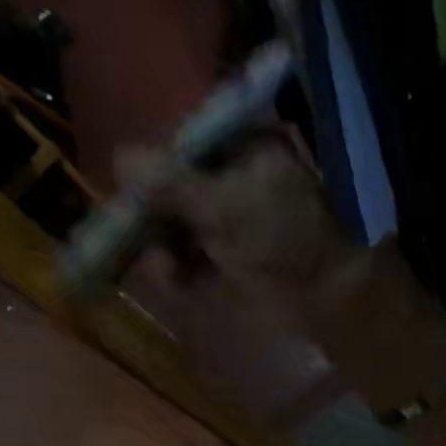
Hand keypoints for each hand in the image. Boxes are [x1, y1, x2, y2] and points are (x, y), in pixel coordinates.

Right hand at [125, 134, 360, 305]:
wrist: (326, 299)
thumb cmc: (283, 240)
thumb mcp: (226, 205)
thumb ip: (171, 182)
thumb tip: (119, 157)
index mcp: (242, 148)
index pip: (180, 146)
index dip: (152, 171)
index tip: (135, 199)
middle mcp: (231, 179)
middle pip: (171, 188)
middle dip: (153, 219)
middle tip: (146, 243)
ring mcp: (228, 222)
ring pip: (173, 227)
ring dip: (162, 249)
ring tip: (169, 272)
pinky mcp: (225, 260)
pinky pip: (185, 259)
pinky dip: (177, 271)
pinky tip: (179, 282)